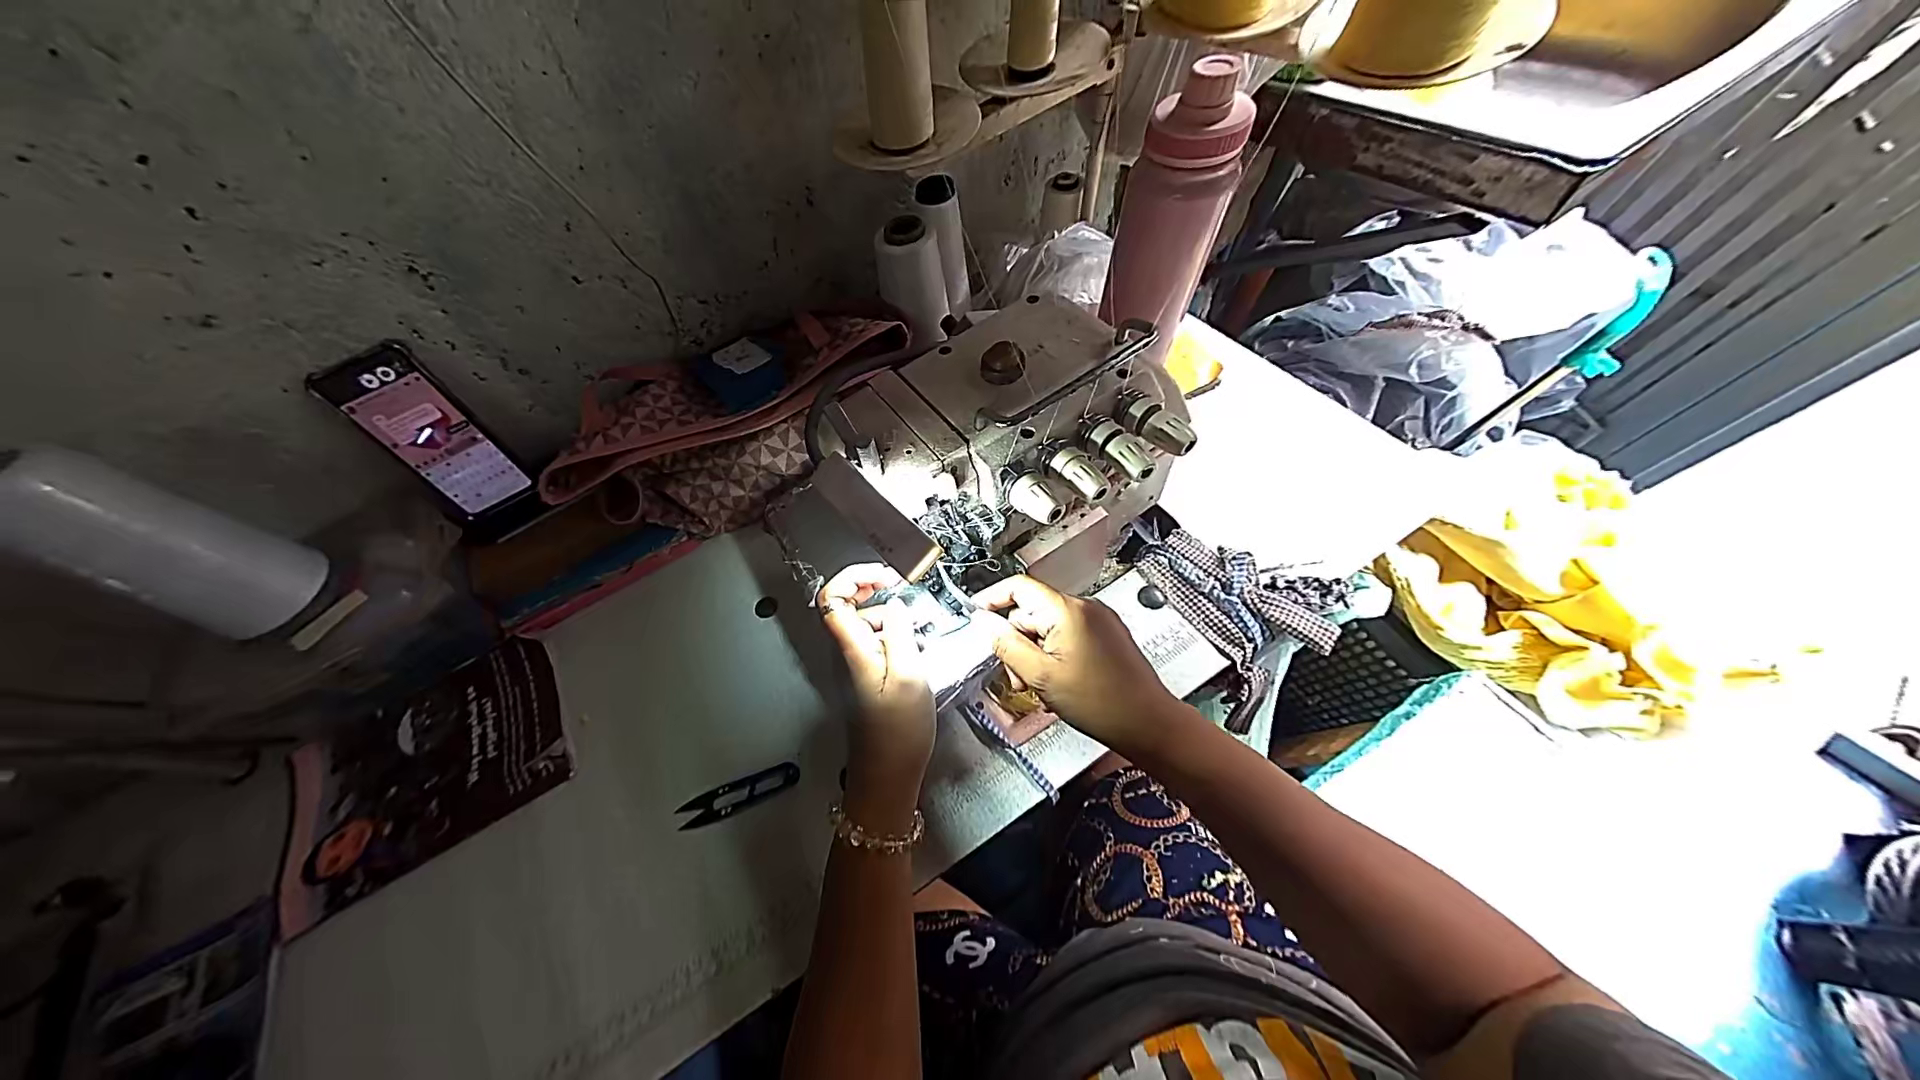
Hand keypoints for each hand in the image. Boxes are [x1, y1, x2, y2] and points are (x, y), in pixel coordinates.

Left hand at [818, 564, 935, 818]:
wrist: (888, 772)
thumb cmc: (897, 732)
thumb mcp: (908, 675)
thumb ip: (901, 632)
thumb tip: (897, 605)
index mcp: (853, 649)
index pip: (832, 598)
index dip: (853, 577)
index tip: (883, 575)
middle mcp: (848, 653)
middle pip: (847, 604)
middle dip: (873, 588)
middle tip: (901, 588)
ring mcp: (856, 664)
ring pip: (865, 622)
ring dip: (889, 612)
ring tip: (918, 622)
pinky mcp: (867, 676)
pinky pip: (876, 642)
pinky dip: (894, 633)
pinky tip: (915, 644)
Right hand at [974, 575, 1195, 756]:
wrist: (1147, 723)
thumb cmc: (1102, 703)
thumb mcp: (1040, 675)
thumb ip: (1005, 645)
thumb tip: (982, 622)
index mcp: (1068, 610)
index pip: (1019, 587)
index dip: (992, 599)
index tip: (975, 613)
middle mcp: (1085, 608)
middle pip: (1031, 612)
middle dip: (1017, 642)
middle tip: (1018, 674)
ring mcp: (1098, 621)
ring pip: (1047, 627)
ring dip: (1035, 654)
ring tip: (1041, 686)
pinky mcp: (1105, 635)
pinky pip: (1066, 636)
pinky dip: (1053, 655)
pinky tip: (1058, 682)